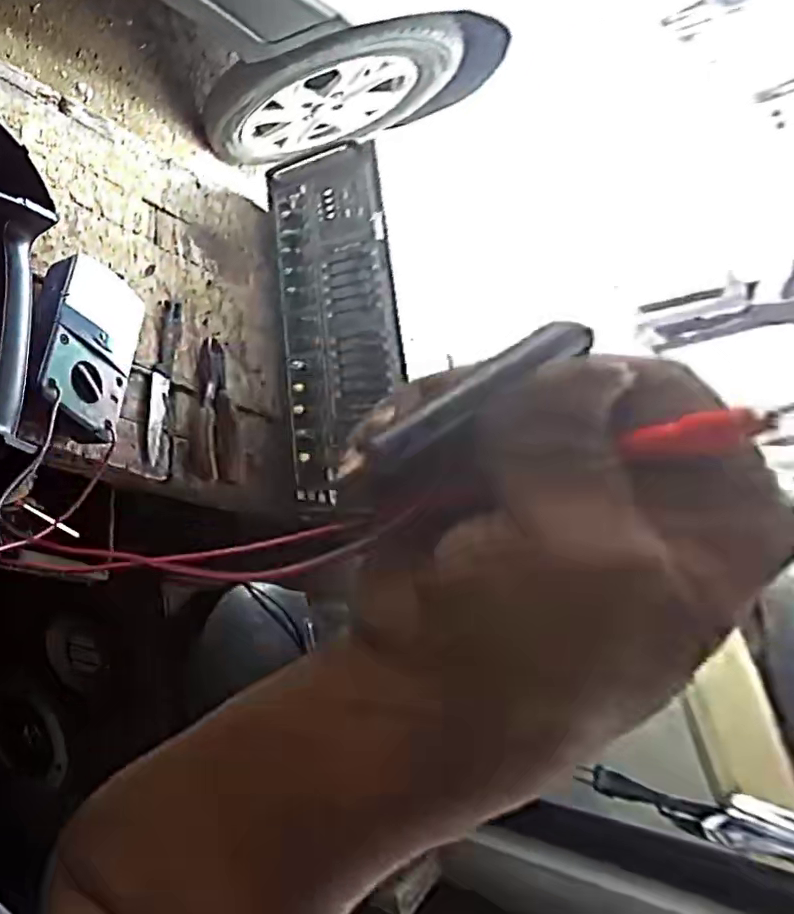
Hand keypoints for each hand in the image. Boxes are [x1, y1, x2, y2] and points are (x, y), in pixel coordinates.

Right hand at [344, 357, 791, 798]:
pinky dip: (383, 449)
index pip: (660, 396)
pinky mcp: (448, 488)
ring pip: (468, 408)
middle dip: (468, 402)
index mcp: (692, 503)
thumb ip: (574, 455)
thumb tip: (579, 367)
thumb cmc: (528, 646)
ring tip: (372, 458)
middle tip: (410, 425)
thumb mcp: (576, 553)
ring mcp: (519, 482)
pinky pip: (417, 439)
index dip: (580, 383)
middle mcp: (606, 480)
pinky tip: (364, 475)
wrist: (424, 687)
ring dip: (411, 425)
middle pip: (543, 390)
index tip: (503, 398)